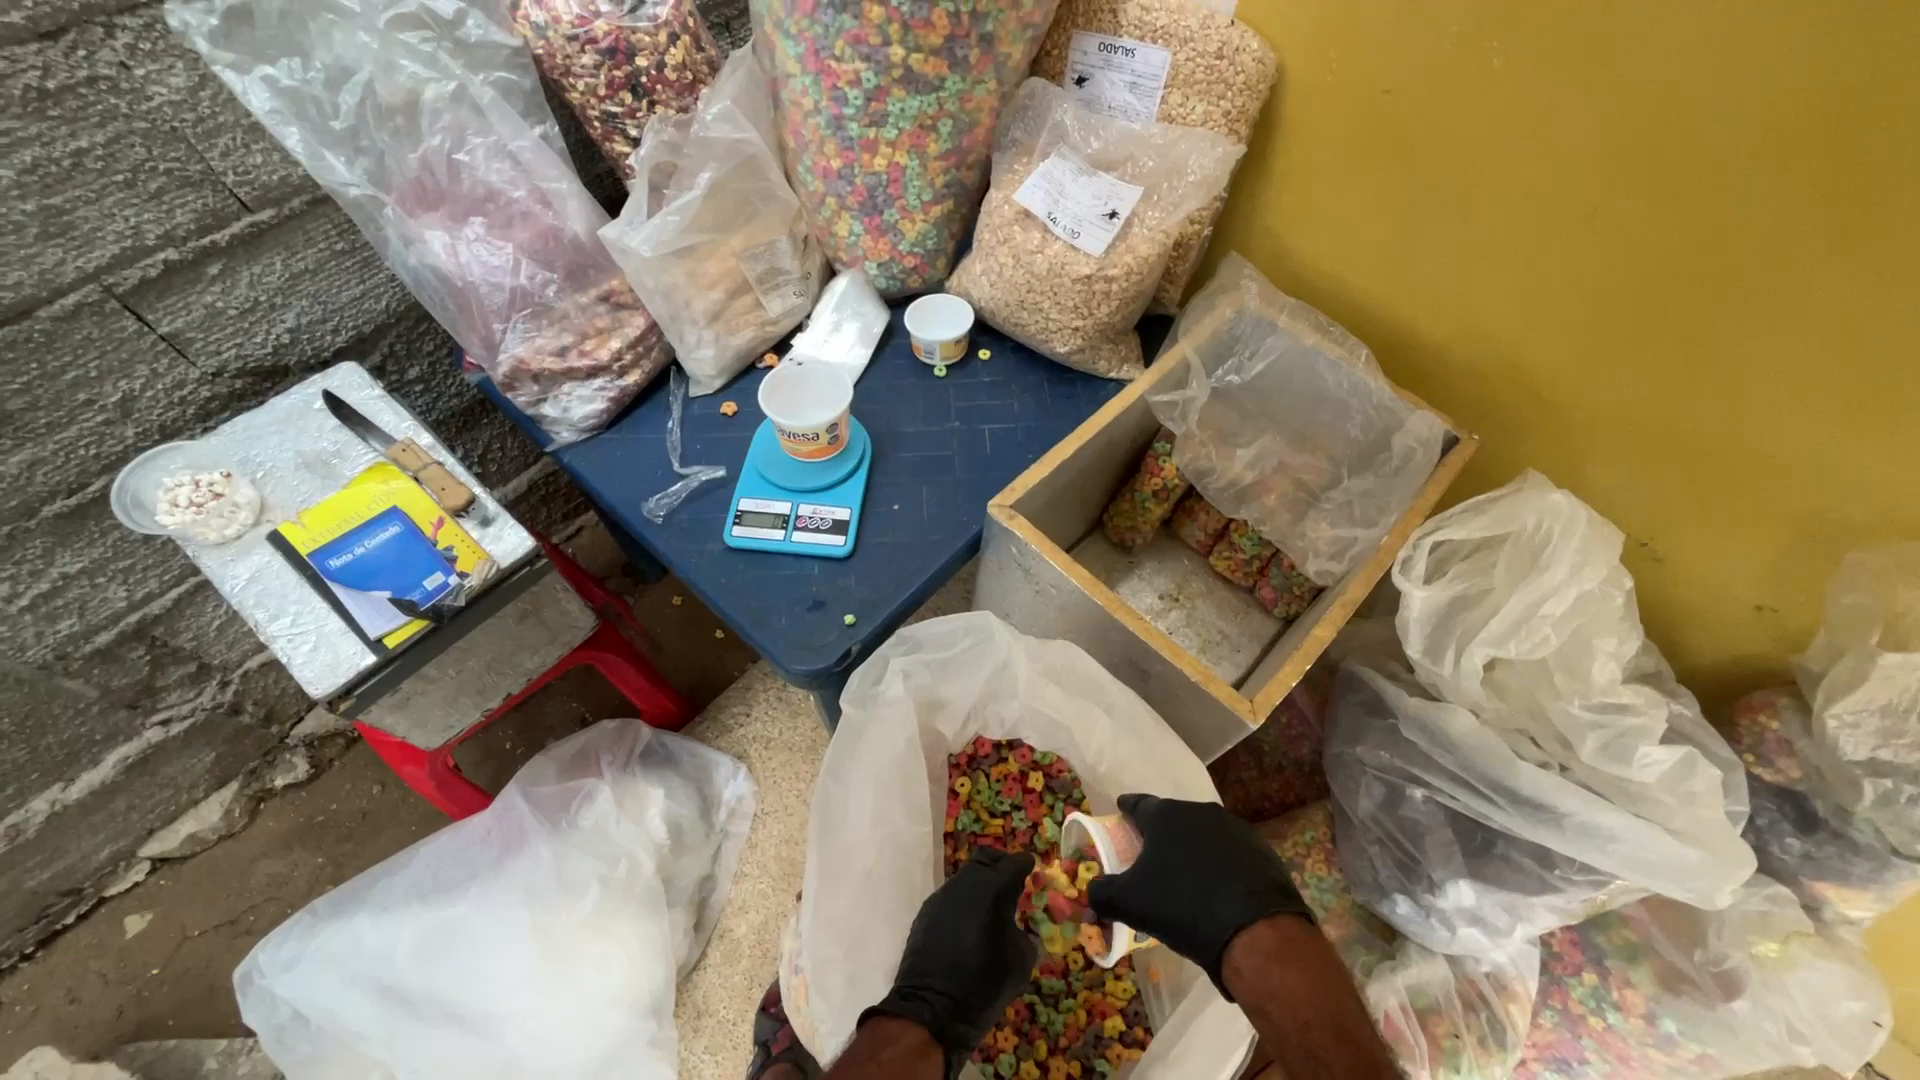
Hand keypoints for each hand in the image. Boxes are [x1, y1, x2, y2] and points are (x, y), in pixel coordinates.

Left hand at [860, 848, 1037, 1070]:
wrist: (933, 1010)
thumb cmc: (985, 984)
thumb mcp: (1021, 961)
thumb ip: (1023, 934)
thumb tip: (1015, 927)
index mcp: (993, 889)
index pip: (1012, 863)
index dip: (1024, 864)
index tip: (1030, 867)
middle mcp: (965, 885)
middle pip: (985, 861)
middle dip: (999, 866)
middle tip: (1011, 882)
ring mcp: (941, 897)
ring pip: (964, 879)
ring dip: (979, 887)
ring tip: (989, 908)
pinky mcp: (925, 913)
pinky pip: (950, 898)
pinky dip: (963, 904)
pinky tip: (968, 925)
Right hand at [1087, 794, 1313, 998]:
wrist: (1254, 932)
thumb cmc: (1182, 907)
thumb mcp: (1130, 904)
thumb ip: (1102, 894)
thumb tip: (1090, 894)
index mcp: (1166, 816)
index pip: (1139, 804)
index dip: (1127, 809)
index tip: (1121, 812)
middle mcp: (1200, 812)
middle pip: (1173, 817)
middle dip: (1161, 831)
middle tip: (1151, 851)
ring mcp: (1236, 830)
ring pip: (1204, 833)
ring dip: (1193, 847)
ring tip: (1186, 873)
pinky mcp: (1263, 852)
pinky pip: (1231, 853)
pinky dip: (1221, 864)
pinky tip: (1218, 888)